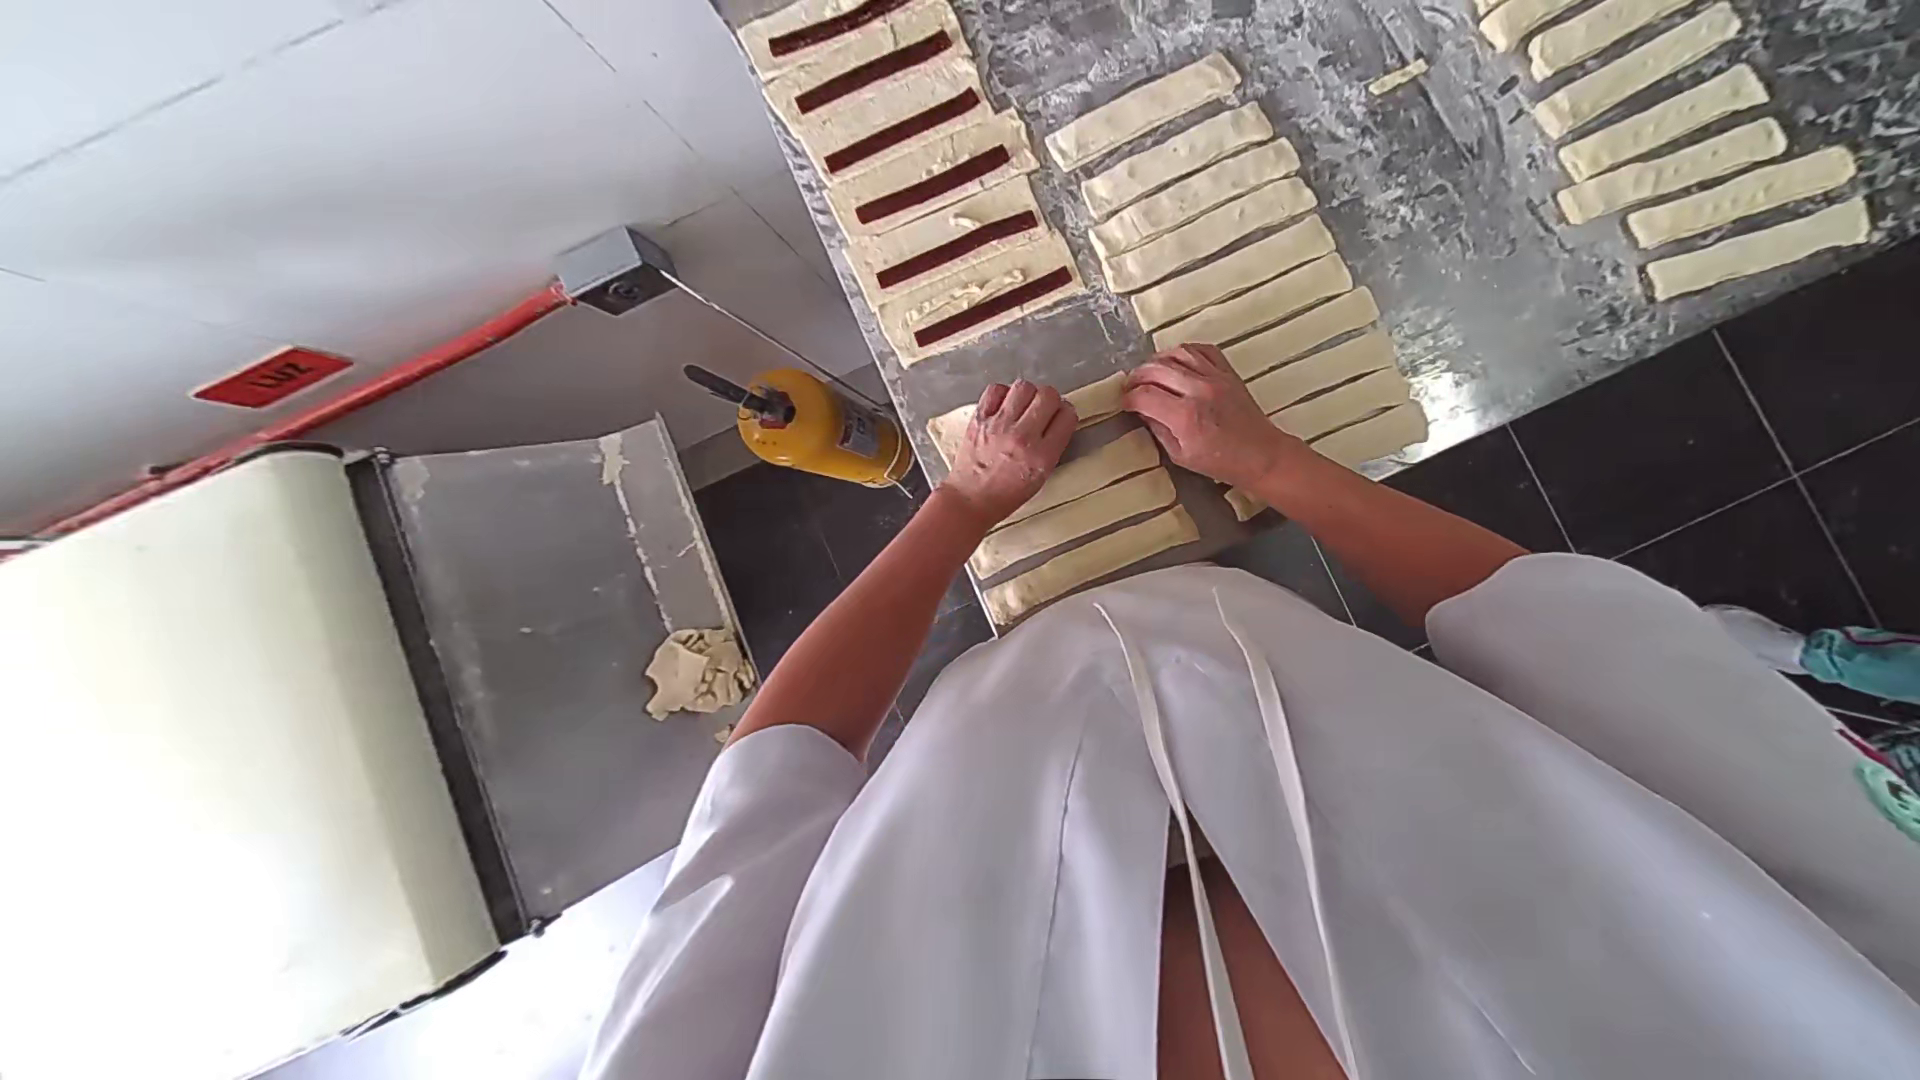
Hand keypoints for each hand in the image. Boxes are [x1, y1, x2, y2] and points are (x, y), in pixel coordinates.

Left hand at [937, 379, 1075, 529]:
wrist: (970, 499)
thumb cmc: (1005, 494)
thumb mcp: (1041, 478)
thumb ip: (1052, 448)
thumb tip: (1057, 421)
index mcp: (1043, 456)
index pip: (1067, 416)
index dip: (1065, 414)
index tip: (1059, 417)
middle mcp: (1023, 437)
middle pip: (1048, 395)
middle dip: (1049, 400)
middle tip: (1042, 410)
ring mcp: (999, 425)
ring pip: (1024, 387)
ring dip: (1027, 394)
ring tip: (1022, 407)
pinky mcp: (979, 419)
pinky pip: (995, 389)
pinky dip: (1001, 394)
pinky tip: (1003, 406)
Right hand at [1123, 344, 1304, 488]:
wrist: (1260, 455)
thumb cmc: (1219, 462)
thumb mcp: (1179, 455)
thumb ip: (1157, 429)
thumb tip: (1141, 410)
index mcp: (1185, 416)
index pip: (1144, 395)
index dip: (1128, 398)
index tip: (1124, 404)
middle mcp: (1199, 390)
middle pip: (1155, 370)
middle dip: (1136, 378)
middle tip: (1129, 388)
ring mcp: (1215, 377)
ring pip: (1176, 353)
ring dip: (1156, 361)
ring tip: (1148, 374)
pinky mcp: (1227, 372)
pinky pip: (1201, 349)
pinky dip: (1182, 352)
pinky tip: (1175, 363)